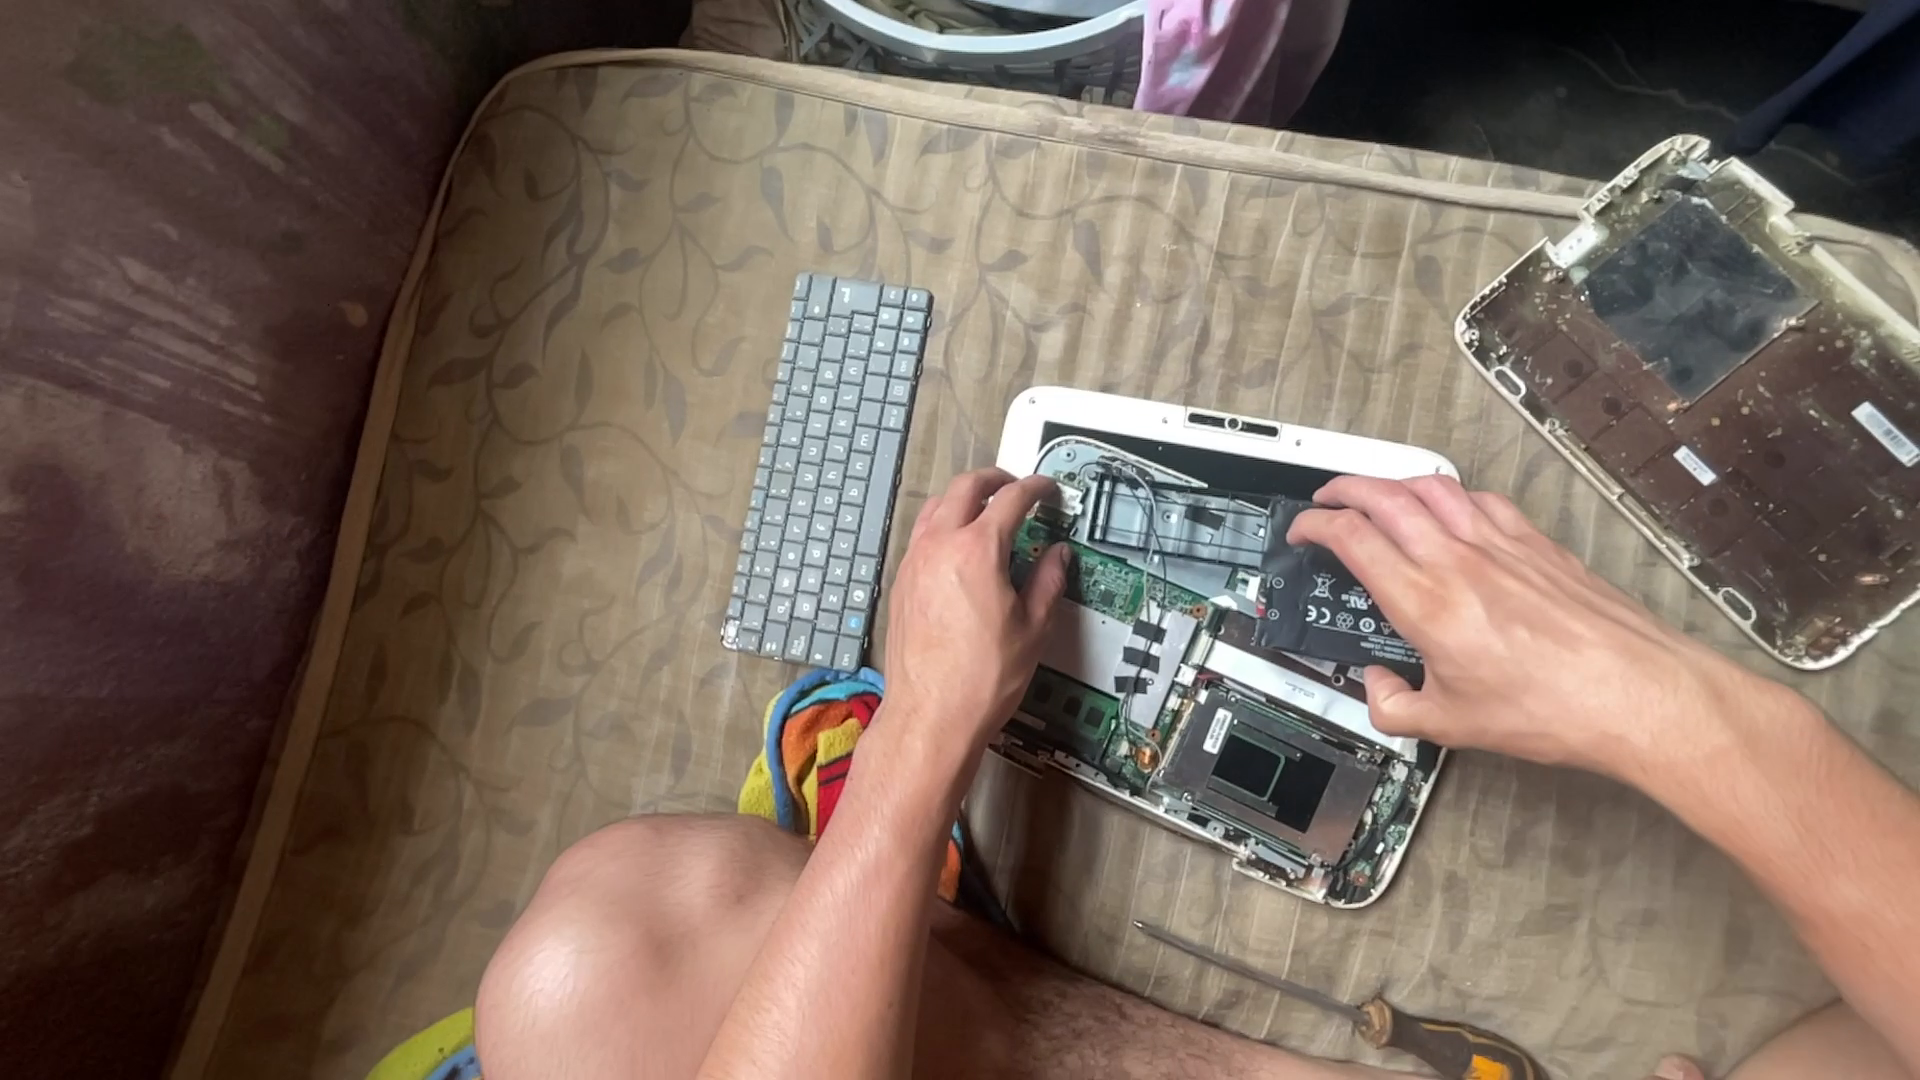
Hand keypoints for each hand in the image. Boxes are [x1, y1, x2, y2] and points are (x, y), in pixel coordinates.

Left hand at [877, 468, 1069, 767]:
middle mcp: (939, 546)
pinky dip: (942, 523)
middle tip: (1016, 487)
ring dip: (963, 498)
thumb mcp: (1033, 629)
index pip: (1011, 500)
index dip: (1035, 488)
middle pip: (965, 487)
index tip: (1047, 490)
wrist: (930, 714)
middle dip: (994, 479)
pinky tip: (957, 546)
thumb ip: (1048, 581)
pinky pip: (921, 534)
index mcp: (977, 551)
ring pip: (935, 505)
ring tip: (985, 510)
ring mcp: (914, 562)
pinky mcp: (901, 582)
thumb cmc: (980, 679)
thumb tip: (1057, 556)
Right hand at [1287, 475, 1788, 781]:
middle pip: (1383, 496)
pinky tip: (1447, 508)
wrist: (1642, 698)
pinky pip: (1480, 499)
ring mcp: (1499, 546)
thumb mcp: (1449, 725)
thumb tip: (1377, 688)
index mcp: (1424, 601)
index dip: (1315, 525)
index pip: (1351, 537)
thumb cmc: (1554, 708)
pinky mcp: (1536, 545)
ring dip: (1391, 482)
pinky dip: (1449, 494)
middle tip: (1325, 500)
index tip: (1302, 532)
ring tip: (1375, 493)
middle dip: (1342, 490)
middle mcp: (1456, 562)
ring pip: (1431, 486)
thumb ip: (1392, 706)